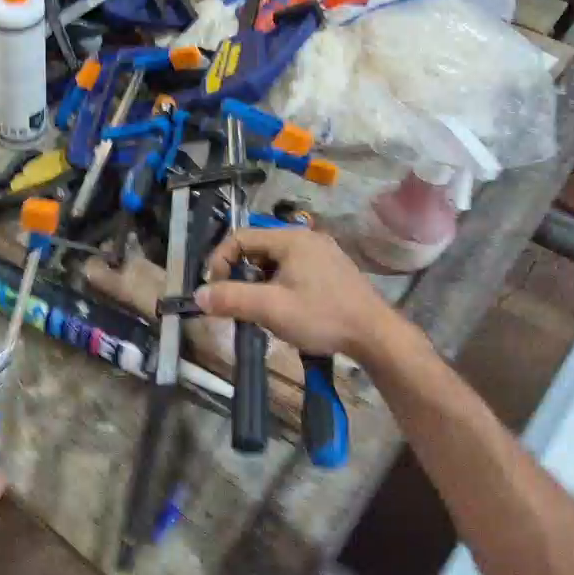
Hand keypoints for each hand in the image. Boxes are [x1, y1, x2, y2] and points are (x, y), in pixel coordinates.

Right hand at [196, 228, 406, 360]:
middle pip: (256, 249)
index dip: (219, 262)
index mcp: (291, 239)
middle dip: (239, 275)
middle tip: (236, 304)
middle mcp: (307, 239)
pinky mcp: (332, 271)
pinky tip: (284, 311)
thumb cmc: (322, 317)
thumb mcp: (270, 308)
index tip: (216, 291)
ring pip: (274, 262)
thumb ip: (231, 299)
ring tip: (259, 311)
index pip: (239, 238)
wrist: (376, 336)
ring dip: (258, 284)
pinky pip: (292, 271)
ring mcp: (322, 254)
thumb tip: (198, 296)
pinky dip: (278, 287)